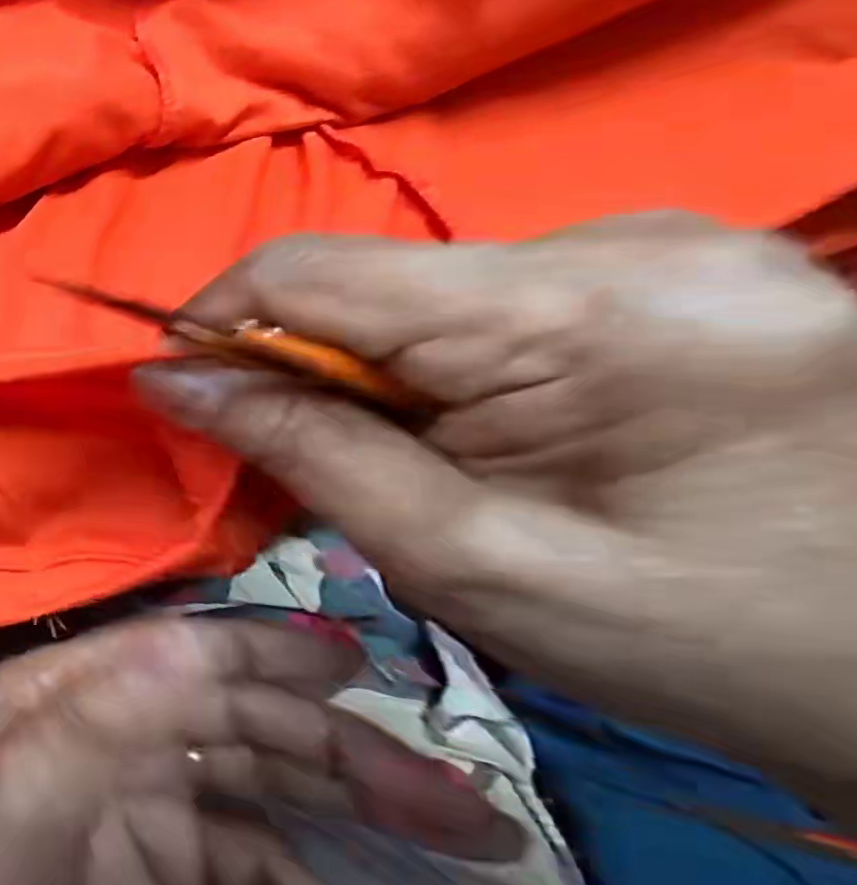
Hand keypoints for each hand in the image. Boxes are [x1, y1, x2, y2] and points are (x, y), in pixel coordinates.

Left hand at [0, 617, 523, 884]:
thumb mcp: (32, 786)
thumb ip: (107, 716)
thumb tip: (194, 647)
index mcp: (74, 685)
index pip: (182, 650)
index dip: (266, 650)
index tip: (357, 664)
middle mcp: (112, 723)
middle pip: (237, 715)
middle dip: (338, 744)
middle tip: (456, 800)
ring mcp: (141, 792)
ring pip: (258, 777)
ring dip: (344, 799)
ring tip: (454, 831)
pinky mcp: (162, 858)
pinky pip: (251, 854)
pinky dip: (309, 876)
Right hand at [133, 212, 856, 821]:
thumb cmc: (712, 643)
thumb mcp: (467, 561)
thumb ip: (304, 449)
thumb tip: (171, 379)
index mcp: (566, 309)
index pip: (302, 271)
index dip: (213, 323)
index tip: (180, 396)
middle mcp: (608, 240)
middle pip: (357, 286)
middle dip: (294, 370)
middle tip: (296, 465)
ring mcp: (647, 246)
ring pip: (410, 298)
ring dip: (364, 378)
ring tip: (404, 464)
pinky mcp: (661, 271)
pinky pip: (475, 306)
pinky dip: (431, 371)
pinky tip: (478, 434)